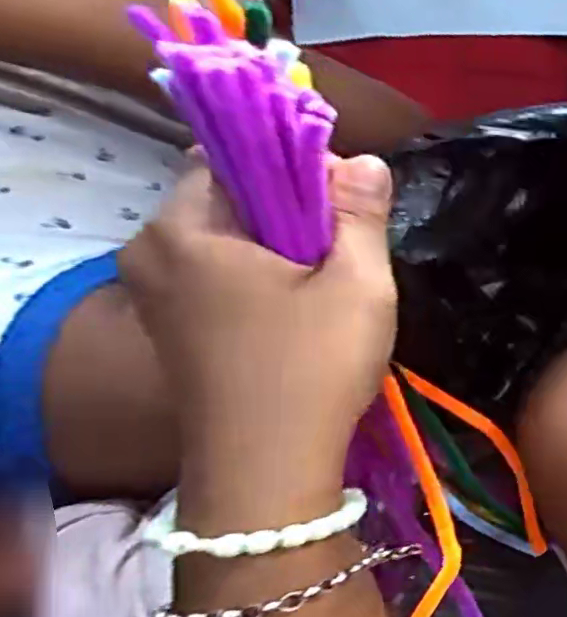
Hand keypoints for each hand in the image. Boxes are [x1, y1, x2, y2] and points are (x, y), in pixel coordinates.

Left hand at [120, 157, 396, 519]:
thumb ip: (360, 217)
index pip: (232, 160)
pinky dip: (268, 274)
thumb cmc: (315, 362)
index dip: (296, 166)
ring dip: (287, 245)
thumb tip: (364, 160)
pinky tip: (310, 307)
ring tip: (340, 281)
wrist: (268, 457)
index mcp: (186, 229)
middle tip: (356, 246)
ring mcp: (156, 289)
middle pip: (229, 200)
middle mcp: (152, 248)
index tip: (352, 198)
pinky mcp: (175, 323)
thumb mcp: (358, 284)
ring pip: (230, 239)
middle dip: (296, 210)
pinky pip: (222, 272)